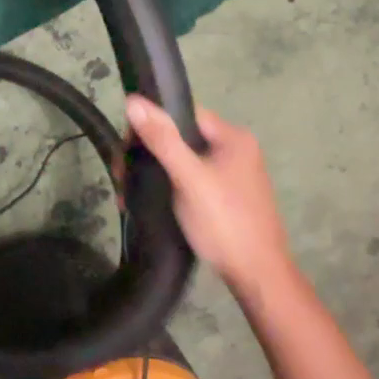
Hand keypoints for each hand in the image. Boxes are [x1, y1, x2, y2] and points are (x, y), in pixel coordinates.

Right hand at [126, 96, 291, 295]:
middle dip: (147, 153)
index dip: (152, 124)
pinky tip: (144, 201)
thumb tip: (133, 101)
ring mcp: (230, 175)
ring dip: (151, 172)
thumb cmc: (225, 222)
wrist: (257, 277)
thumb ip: (162, 139)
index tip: (128, 147)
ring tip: (128, 192)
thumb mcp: (189, 178)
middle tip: (122, 175)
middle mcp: (234, 151)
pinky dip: (165, 186)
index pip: (183, 113)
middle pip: (179, 136)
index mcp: (233, 138)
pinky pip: (187, 179)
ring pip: (180, 160)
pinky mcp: (223, 196)